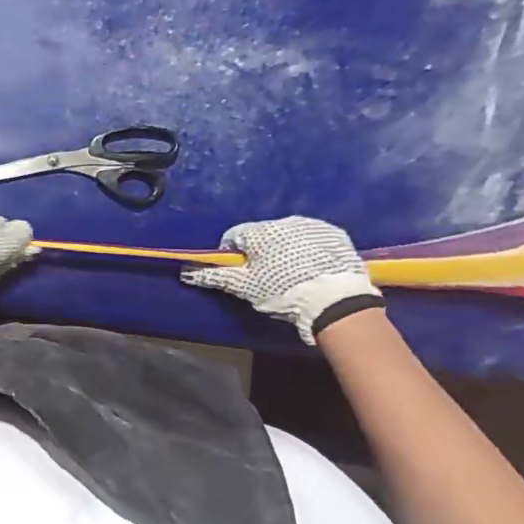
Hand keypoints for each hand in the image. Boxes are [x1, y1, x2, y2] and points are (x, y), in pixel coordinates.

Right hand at [179, 216, 382, 343]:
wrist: (337, 301)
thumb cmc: (283, 291)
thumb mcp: (245, 287)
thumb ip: (215, 276)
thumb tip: (186, 273)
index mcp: (259, 231)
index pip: (234, 236)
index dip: (234, 255)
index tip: (242, 272)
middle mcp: (284, 221)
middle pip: (262, 235)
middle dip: (261, 251)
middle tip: (267, 276)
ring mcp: (313, 226)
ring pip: (288, 236)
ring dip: (285, 249)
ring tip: (292, 274)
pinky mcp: (336, 234)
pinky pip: (313, 239)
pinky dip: (308, 250)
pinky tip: (313, 269)